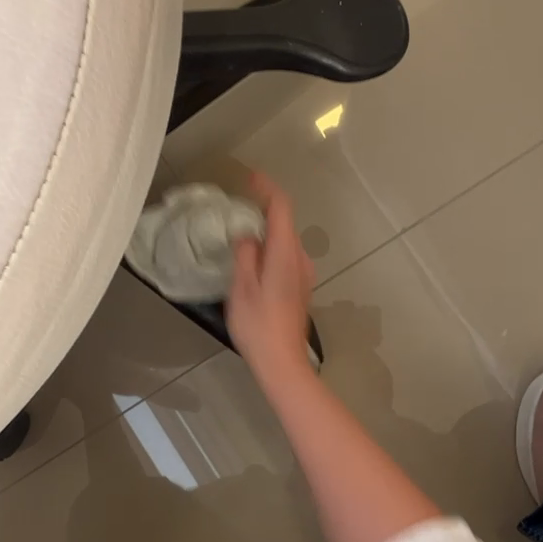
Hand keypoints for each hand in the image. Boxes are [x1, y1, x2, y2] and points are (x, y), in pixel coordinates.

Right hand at [227, 173, 316, 379]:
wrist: (282, 362)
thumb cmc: (258, 326)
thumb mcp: (241, 288)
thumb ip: (245, 255)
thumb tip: (247, 234)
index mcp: (284, 254)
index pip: (281, 209)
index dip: (267, 189)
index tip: (250, 178)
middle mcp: (300, 259)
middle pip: (285, 224)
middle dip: (264, 210)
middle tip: (239, 207)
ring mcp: (304, 275)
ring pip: (286, 241)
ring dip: (267, 231)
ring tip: (242, 233)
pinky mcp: (301, 288)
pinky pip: (286, 256)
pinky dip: (271, 248)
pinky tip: (254, 260)